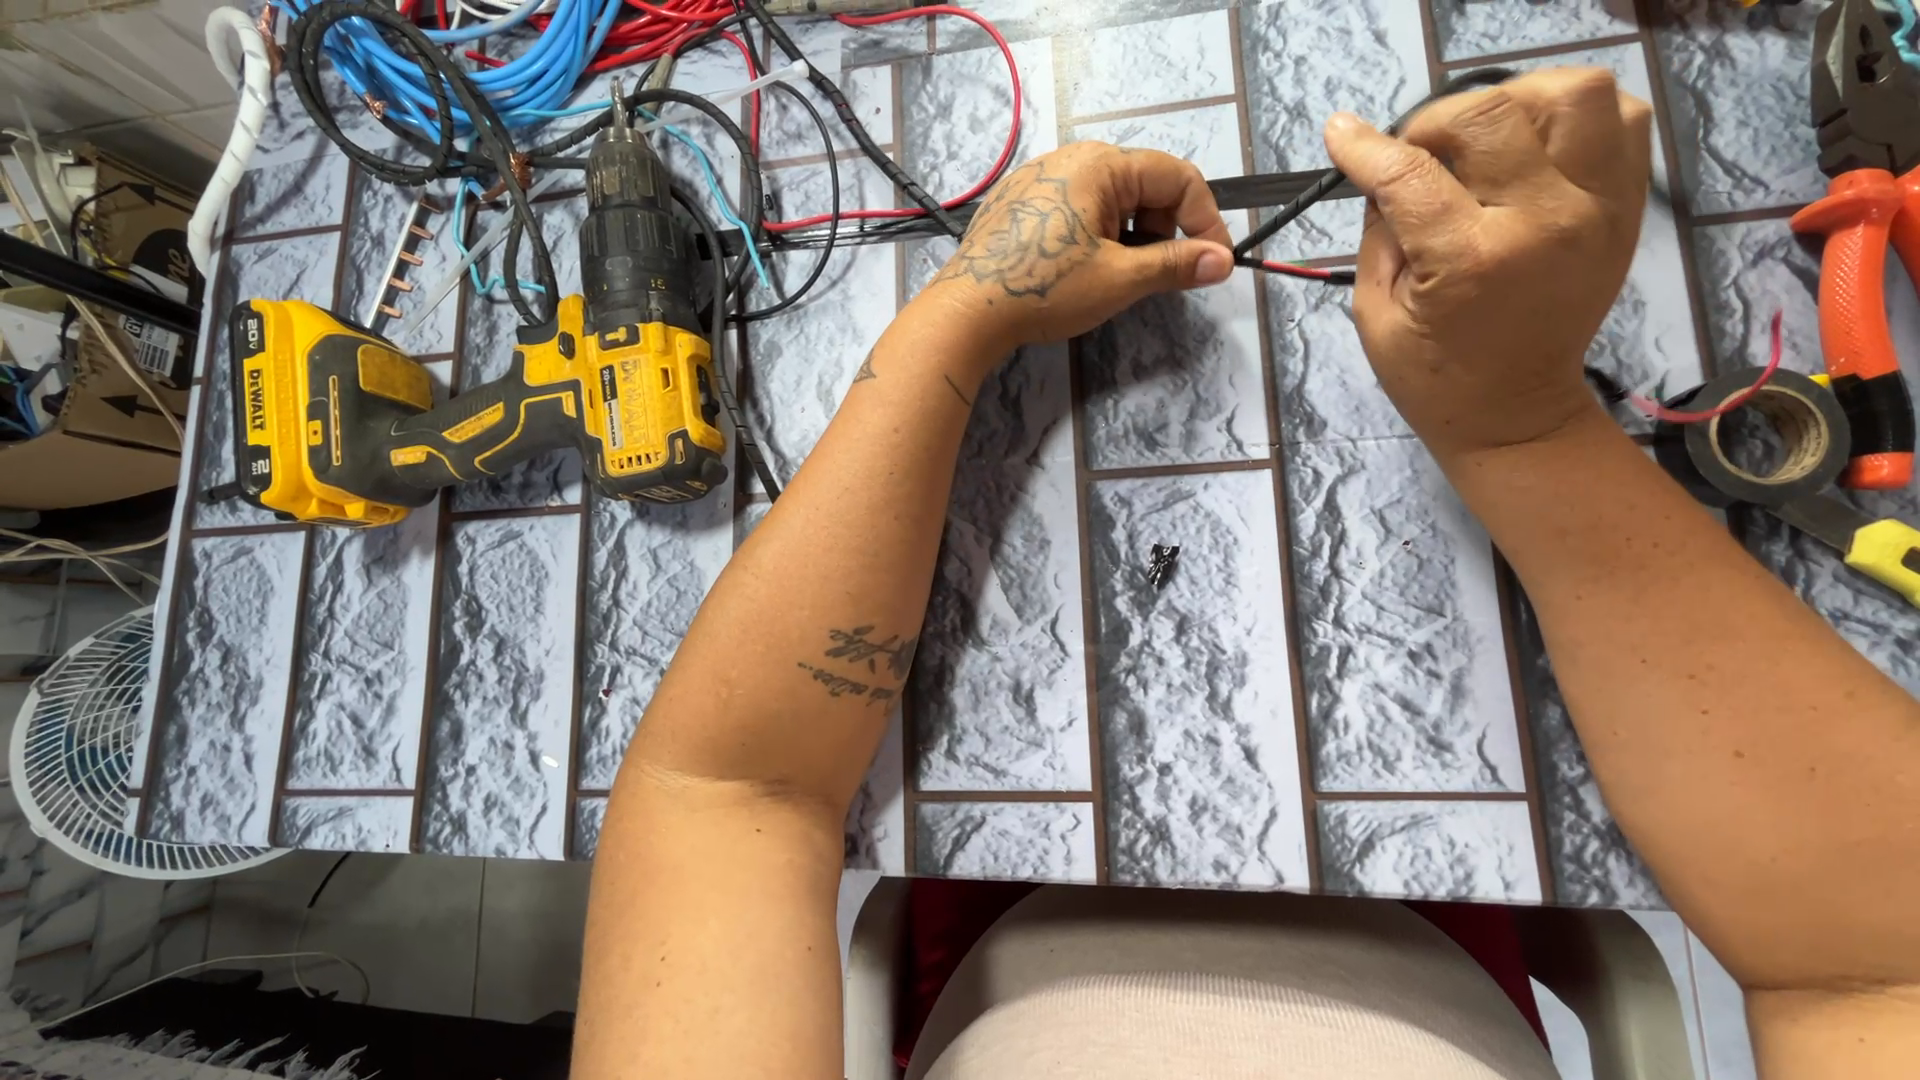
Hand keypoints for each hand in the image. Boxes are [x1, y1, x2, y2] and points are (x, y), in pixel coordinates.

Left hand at [918, 142, 1234, 356]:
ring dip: (1128, 236)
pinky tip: (1078, 271)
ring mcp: (1039, 180)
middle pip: (1142, 185)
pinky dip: (1095, 236)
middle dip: (1163, 229)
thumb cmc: (1045, 289)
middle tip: (1158, 274)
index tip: (1213, 262)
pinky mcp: (1018, 205)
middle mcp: (1070, 159)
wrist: (967, 312)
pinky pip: (1074, 210)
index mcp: (1100, 165)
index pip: (1177, 177)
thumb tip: (1222, 262)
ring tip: (1115, 277)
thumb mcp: (1119, 279)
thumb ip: (1174, 265)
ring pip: (1107, 200)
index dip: (1204, 220)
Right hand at [1323, 67, 1651, 459]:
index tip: (1339, 133)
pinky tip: (1532, 144)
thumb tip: (1383, 169)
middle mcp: (1544, 220)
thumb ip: (1380, 232)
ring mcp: (1597, 207)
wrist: (1514, 411)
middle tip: (1416, 151)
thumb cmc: (1431, 374)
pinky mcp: (1624, 206)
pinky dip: (1573, 114)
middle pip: (1494, 114)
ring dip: (1517, 101)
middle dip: (1437, 120)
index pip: (1410, 174)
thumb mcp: (1375, 313)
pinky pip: (1621, 117)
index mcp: (1469, 258)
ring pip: (1575, 95)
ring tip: (1483, 137)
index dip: (1365, 148)